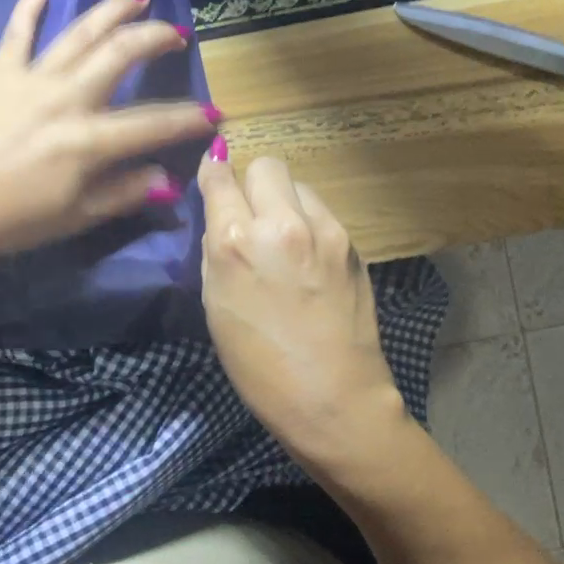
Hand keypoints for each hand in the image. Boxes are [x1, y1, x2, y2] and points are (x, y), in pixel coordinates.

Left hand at [0, 0, 217, 256]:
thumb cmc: (6, 220)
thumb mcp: (71, 217)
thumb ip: (121, 195)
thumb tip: (168, 181)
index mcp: (88, 140)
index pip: (152, 124)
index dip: (188, 120)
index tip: (215, 114)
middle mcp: (66, 98)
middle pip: (120, 54)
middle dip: (155, 39)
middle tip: (177, 35)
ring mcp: (30, 81)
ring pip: (79, 34)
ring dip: (111, 10)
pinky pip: (17, 34)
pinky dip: (30, 7)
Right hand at [195, 154, 403, 453]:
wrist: (332, 397)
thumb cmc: (257, 365)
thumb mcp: (216, 304)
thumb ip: (217, 250)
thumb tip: (220, 217)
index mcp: (235, 242)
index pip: (218, 176)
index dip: (212, 173)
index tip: (211, 178)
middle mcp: (280, 224)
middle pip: (266, 165)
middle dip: (252, 182)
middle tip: (249, 214)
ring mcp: (323, 231)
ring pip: (297, 184)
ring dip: (282, 201)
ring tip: (281, 238)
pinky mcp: (351, 243)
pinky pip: (321, 212)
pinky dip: (307, 222)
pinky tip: (307, 258)